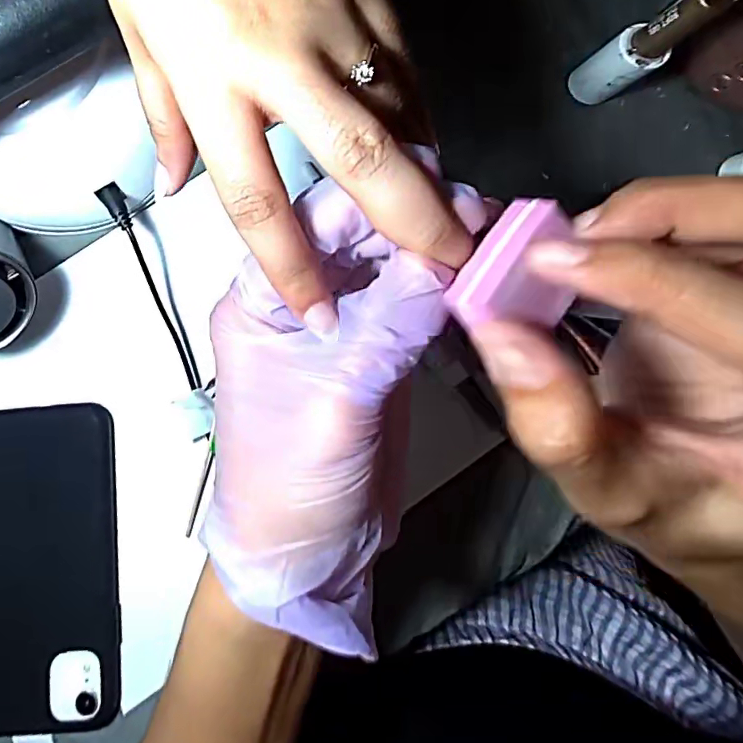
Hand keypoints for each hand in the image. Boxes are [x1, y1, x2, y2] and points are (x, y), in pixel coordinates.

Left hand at [55, 0, 472, 334]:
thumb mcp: (130, 17)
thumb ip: (163, 109)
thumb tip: (176, 179)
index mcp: (211, 71)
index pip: (257, 199)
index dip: (291, 267)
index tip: (320, 311)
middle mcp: (283, 54)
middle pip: (366, 159)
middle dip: (416, 225)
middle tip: (450, 272)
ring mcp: (337, 11)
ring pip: (402, 105)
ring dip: (426, 166)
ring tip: (443, 214)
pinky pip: (402, 58)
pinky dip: (416, 104)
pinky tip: (419, 129)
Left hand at [201, 160, 488, 657]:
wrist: (306, 558)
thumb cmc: (289, 486)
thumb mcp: (335, 400)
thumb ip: (387, 327)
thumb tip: (443, 261)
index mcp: (261, 297)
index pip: (311, 223)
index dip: (369, 198)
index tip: (431, 183)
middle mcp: (296, 297)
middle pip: (352, 232)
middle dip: (409, 214)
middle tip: (472, 207)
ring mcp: (340, 318)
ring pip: (385, 260)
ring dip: (431, 244)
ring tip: (482, 231)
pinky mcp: (375, 344)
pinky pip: (408, 297)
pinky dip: (440, 282)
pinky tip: (472, 271)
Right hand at [464, 177, 742, 628]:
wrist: (737, 502)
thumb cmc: (684, 511)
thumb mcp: (608, 494)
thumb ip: (557, 427)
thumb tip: (498, 326)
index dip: (661, 284)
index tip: (551, 260)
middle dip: (687, 213)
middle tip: (584, 232)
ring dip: (686, 205)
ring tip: (602, 236)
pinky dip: (690, 209)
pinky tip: (634, 240)